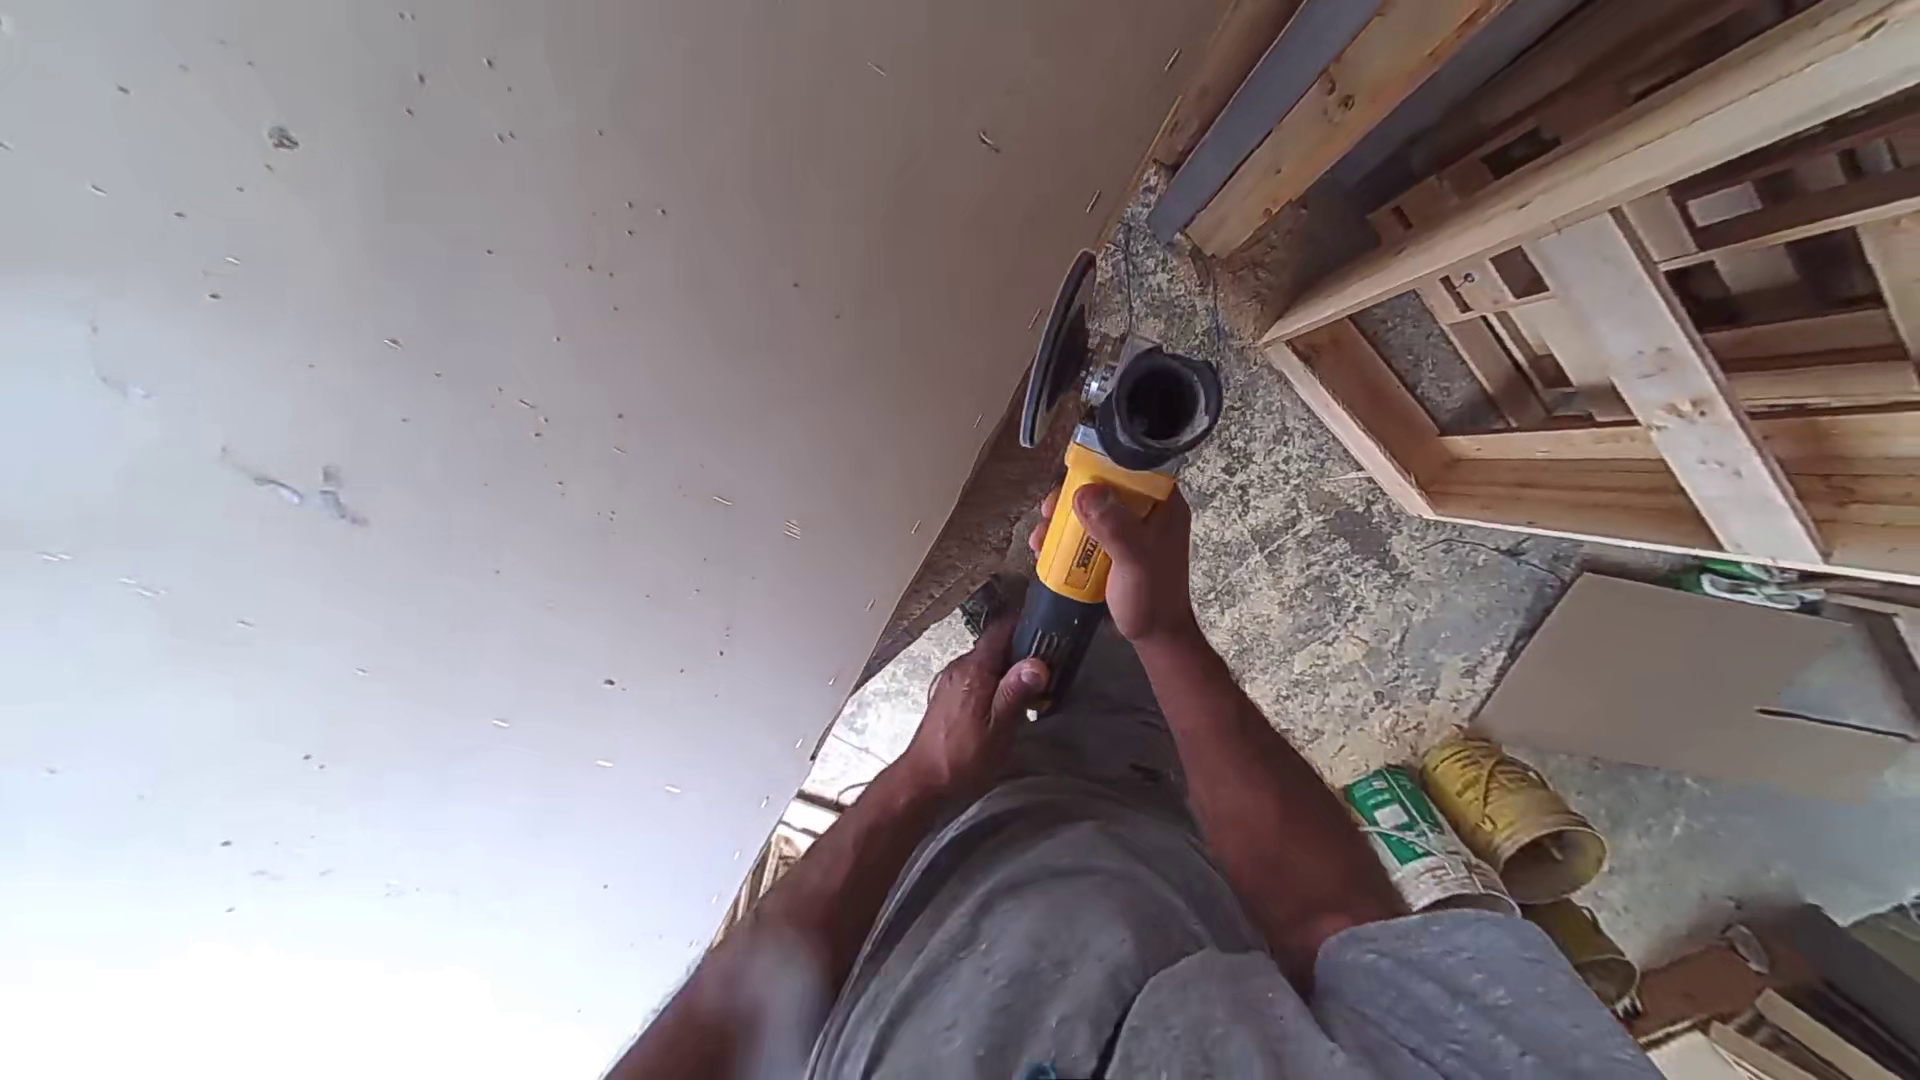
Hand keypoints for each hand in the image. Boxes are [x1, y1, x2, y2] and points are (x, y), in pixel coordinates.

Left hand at [894, 618, 1048, 801]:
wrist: (924, 780)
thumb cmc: (962, 758)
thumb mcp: (998, 728)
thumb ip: (1016, 692)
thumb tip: (1037, 663)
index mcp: (973, 670)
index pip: (1000, 630)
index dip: (1024, 625)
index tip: (1047, 628)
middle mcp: (959, 668)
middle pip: (994, 645)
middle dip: (1021, 650)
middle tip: (1048, 664)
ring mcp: (951, 681)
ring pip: (986, 662)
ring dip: (1008, 669)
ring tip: (1033, 687)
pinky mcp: (948, 696)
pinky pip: (976, 677)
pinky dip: (994, 682)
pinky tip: (1007, 703)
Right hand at [1029, 484, 1199, 646]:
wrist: (1153, 637)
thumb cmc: (1153, 600)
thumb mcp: (1135, 560)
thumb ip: (1114, 527)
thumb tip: (1085, 493)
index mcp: (1162, 504)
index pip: (1131, 467)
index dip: (1100, 465)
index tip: (1072, 475)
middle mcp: (1144, 511)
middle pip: (1101, 487)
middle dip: (1070, 496)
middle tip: (1049, 509)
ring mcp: (1125, 528)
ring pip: (1087, 509)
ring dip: (1060, 519)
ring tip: (1042, 536)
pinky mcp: (1108, 546)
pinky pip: (1081, 531)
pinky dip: (1062, 537)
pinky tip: (1045, 548)